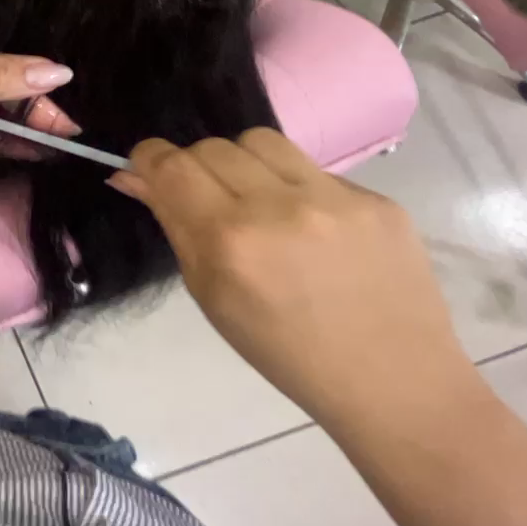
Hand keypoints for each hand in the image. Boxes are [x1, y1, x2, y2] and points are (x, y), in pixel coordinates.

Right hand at [109, 129, 473, 426]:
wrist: (394, 384)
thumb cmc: (282, 350)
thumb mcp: (209, 294)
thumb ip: (173, 224)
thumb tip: (132, 177)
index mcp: (229, 241)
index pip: (170, 164)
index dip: (149, 158)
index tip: (149, 170)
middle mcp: (279, 208)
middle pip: (211, 147)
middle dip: (196, 167)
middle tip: (209, 201)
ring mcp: (335, 200)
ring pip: (261, 141)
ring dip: (244, 163)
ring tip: (259, 200)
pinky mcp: (378, 201)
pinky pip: (313, 169)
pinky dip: (297, 188)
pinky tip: (313, 228)